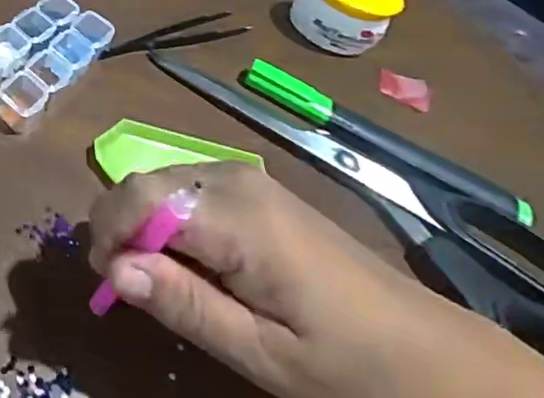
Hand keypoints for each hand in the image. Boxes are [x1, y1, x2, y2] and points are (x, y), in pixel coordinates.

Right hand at [90, 162, 543, 397]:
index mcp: (238, 215)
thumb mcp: (266, 355)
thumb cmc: (353, 366)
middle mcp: (234, 176)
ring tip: (155, 279)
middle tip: (125, 286)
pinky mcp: (253, 186)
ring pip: (159, 181)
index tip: (104, 282)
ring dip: (141, 223)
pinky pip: (186, 186)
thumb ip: (185, 305)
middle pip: (144, 182)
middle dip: (120, 227)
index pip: (139, 196)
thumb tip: (112, 270)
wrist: (439, 357)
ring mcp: (245, 175)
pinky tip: (188, 260)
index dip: (107, 231)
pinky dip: (167, 217)